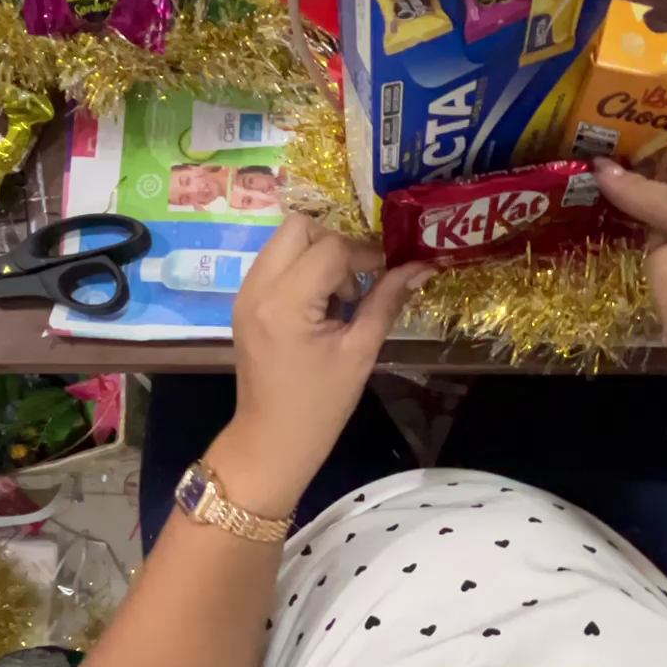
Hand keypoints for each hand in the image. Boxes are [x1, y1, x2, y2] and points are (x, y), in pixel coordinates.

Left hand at [210, 213, 432, 516]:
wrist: (272, 440)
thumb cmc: (321, 404)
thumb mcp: (360, 352)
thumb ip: (387, 302)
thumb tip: (421, 267)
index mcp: (286, 302)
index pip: (331, 247)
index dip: (366, 255)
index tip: (387, 274)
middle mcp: (257, 287)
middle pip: (298, 226)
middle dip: (335, 243)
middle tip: (357, 280)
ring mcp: (245, 293)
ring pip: (284, 241)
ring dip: (317, 255)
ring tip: (339, 297)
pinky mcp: (245, 302)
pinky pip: (275, 263)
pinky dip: (301, 269)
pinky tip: (320, 306)